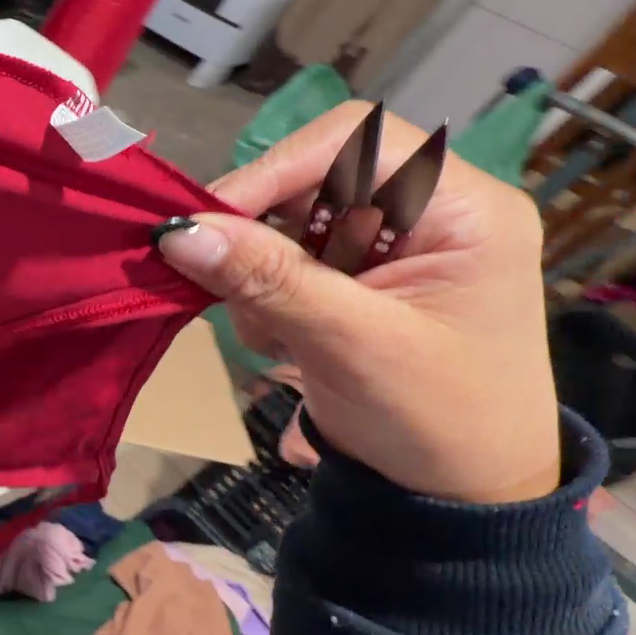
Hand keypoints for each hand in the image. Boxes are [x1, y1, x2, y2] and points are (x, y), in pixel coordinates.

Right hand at [158, 101, 560, 505]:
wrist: (455, 491)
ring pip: (281, 227)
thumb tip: (176, 233)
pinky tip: (279, 342)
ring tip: (273, 337)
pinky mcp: (351, 281)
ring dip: (255, 278)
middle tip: (230, 293)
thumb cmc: (431, 414)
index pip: (349, 144)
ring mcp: (384, 248)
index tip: (204, 227)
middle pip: (307, 183)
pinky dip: (258, 300)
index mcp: (458, 208)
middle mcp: (423, 212)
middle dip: (257, 238)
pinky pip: (278, 265)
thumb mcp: (347, 342)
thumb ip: (265, 280)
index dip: (270, 173)